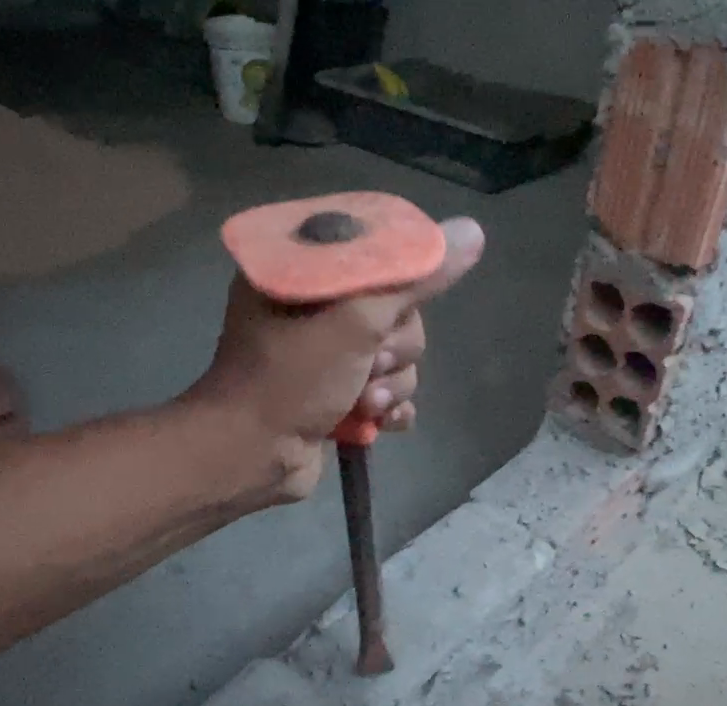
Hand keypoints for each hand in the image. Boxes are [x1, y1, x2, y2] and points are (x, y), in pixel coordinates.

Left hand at [185, 216, 484, 500]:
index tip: (396, 307)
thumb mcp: (357, 320)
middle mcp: (316, 305)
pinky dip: (389, 409)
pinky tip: (378, 423)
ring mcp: (328, 353)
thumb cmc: (291, 377)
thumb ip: (416, 278)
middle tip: (371, 363)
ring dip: (391, 385)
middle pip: (398, 309)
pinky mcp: (339, 393)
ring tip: (365, 404)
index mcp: (305, 269)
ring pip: (398, 356)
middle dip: (394, 347)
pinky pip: (388, 392)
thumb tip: (473, 230)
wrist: (253, 454)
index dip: (399, 280)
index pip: (378, 250)